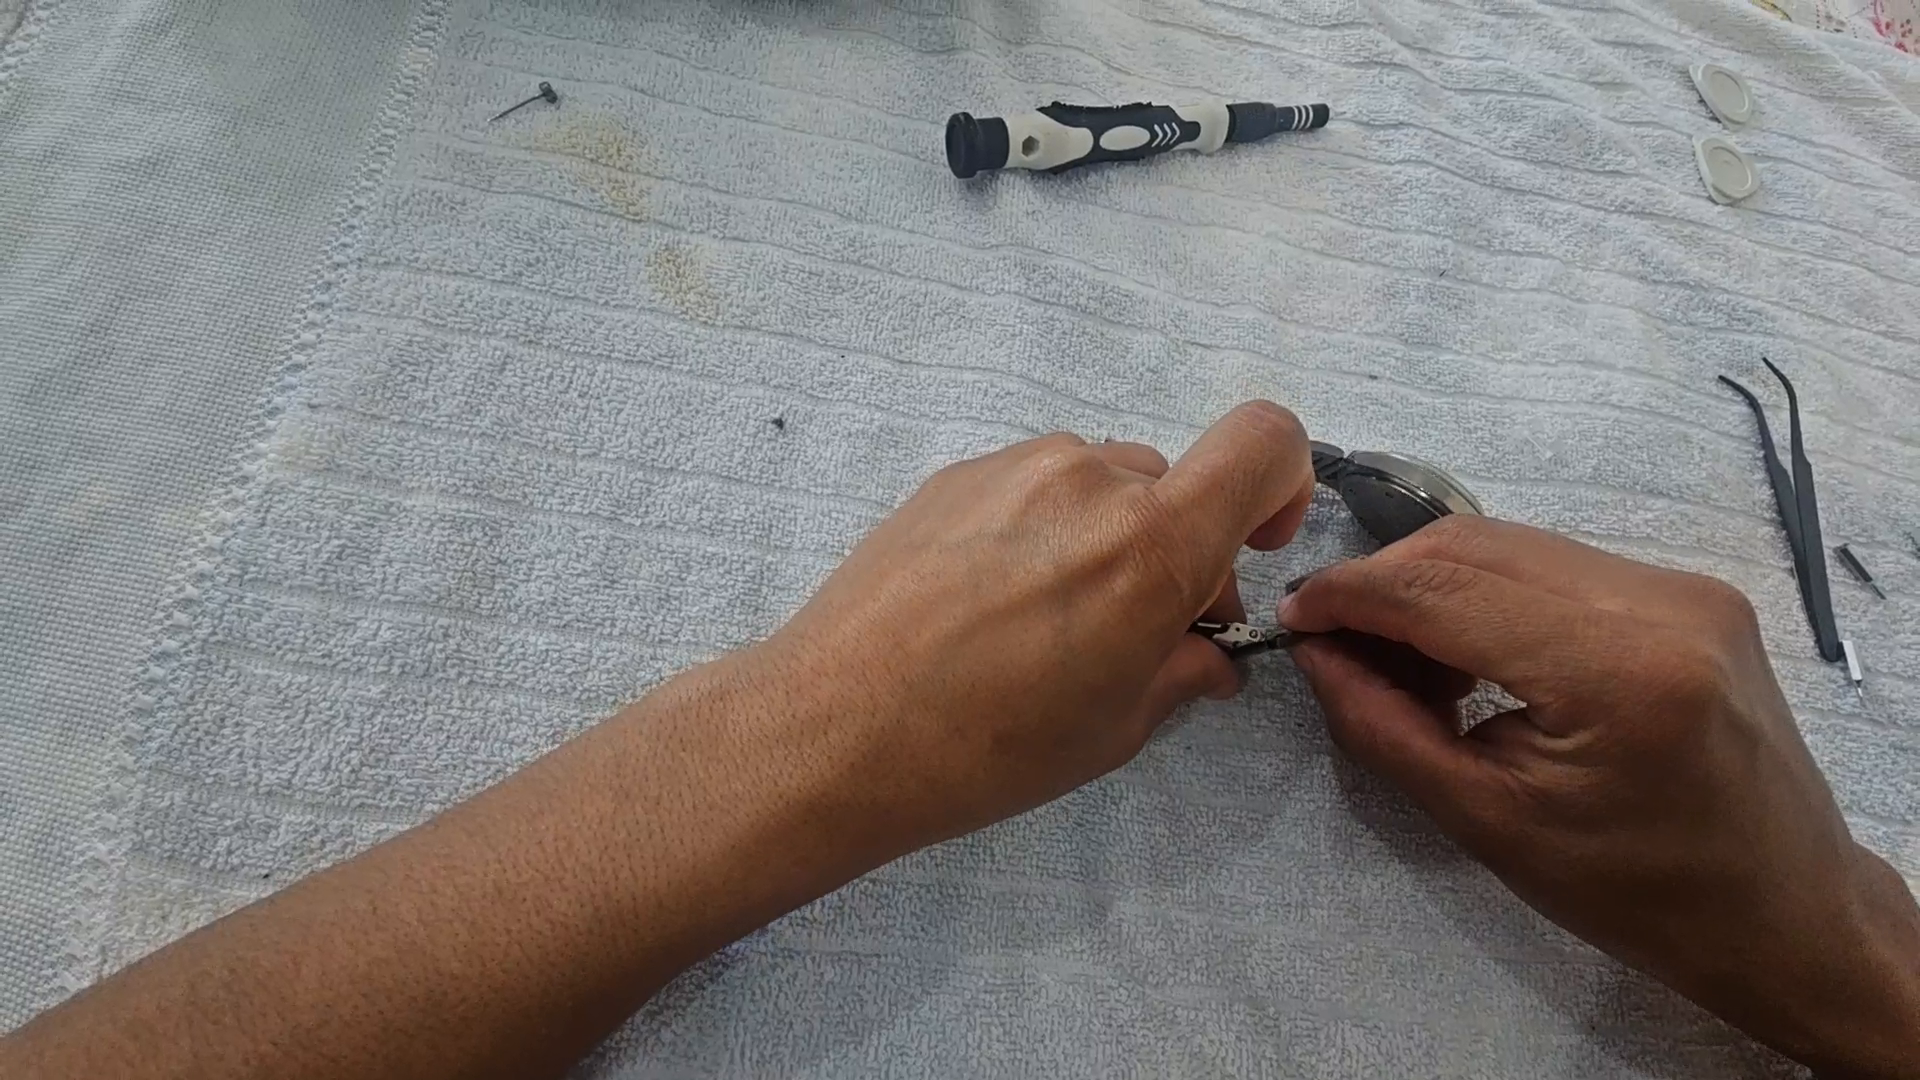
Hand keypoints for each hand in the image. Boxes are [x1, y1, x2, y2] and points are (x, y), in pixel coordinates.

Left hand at [755, 401, 1312, 853]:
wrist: (834, 723)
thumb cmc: (987, 745)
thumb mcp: (1115, 728)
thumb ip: (1184, 668)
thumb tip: (1208, 650)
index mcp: (1149, 540)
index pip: (1265, 440)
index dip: (1279, 484)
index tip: (1246, 547)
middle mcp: (1087, 476)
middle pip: (1171, 484)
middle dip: (1172, 548)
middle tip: (1125, 626)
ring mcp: (1013, 464)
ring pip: (1098, 484)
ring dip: (1101, 536)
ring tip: (1042, 614)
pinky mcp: (954, 472)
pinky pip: (1033, 486)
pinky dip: (1040, 527)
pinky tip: (987, 592)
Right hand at [1279, 516, 1919, 1077]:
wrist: (1786, 912)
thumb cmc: (1627, 887)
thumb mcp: (1474, 816)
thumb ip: (1376, 720)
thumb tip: (1310, 646)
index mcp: (1616, 671)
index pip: (1438, 591)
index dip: (1347, 593)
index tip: (1292, 615)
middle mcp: (1656, 601)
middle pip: (1462, 545)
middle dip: (1377, 582)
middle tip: (1335, 638)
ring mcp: (1676, 584)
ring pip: (1493, 542)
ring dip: (1419, 585)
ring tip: (1398, 653)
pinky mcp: (1675, 587)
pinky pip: (1531, 559)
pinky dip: (1467, 590)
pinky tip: (1458, 647)